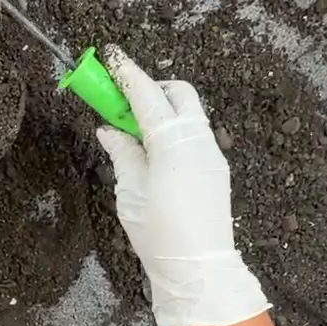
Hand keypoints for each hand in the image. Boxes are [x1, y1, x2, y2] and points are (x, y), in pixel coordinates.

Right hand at [95, 47, 268, 325]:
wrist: (199, 268)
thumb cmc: (159, 233)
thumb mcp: (130, 193)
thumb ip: (122, 153)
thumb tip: (110, 129)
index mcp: (172, 144)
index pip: (148, 95)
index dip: (127, 74)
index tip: (111, 57)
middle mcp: (198, 140)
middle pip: (179, 93)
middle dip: (152, 88)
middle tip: (124, 105)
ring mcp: (212, 153)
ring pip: (190, 113)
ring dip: (163, 110)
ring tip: (136, 134)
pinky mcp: (216, 169)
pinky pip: (195, 135)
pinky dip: (174, 131)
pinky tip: (156, 155)